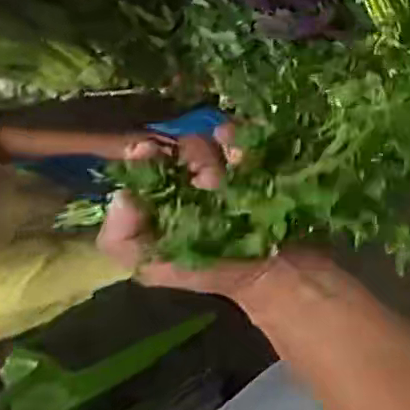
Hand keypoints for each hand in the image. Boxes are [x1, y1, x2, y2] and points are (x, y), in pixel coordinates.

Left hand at [95, 124, 272, 300]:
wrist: (288, 272)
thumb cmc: (222, 271)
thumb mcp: (161, 267)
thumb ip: (124, 242)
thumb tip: (121, 195)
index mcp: (176, 199)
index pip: (158, 167)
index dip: (150, 156)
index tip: (147, 149)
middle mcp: (210, 180)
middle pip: (196, 149)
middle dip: (194, 153)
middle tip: (204, 174)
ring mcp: (248, 172)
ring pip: (231, 142)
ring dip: (226, 140)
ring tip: (232, 152)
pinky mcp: (282, 167)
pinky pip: (270, 144)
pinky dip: (259, 137)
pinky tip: (253, 143)